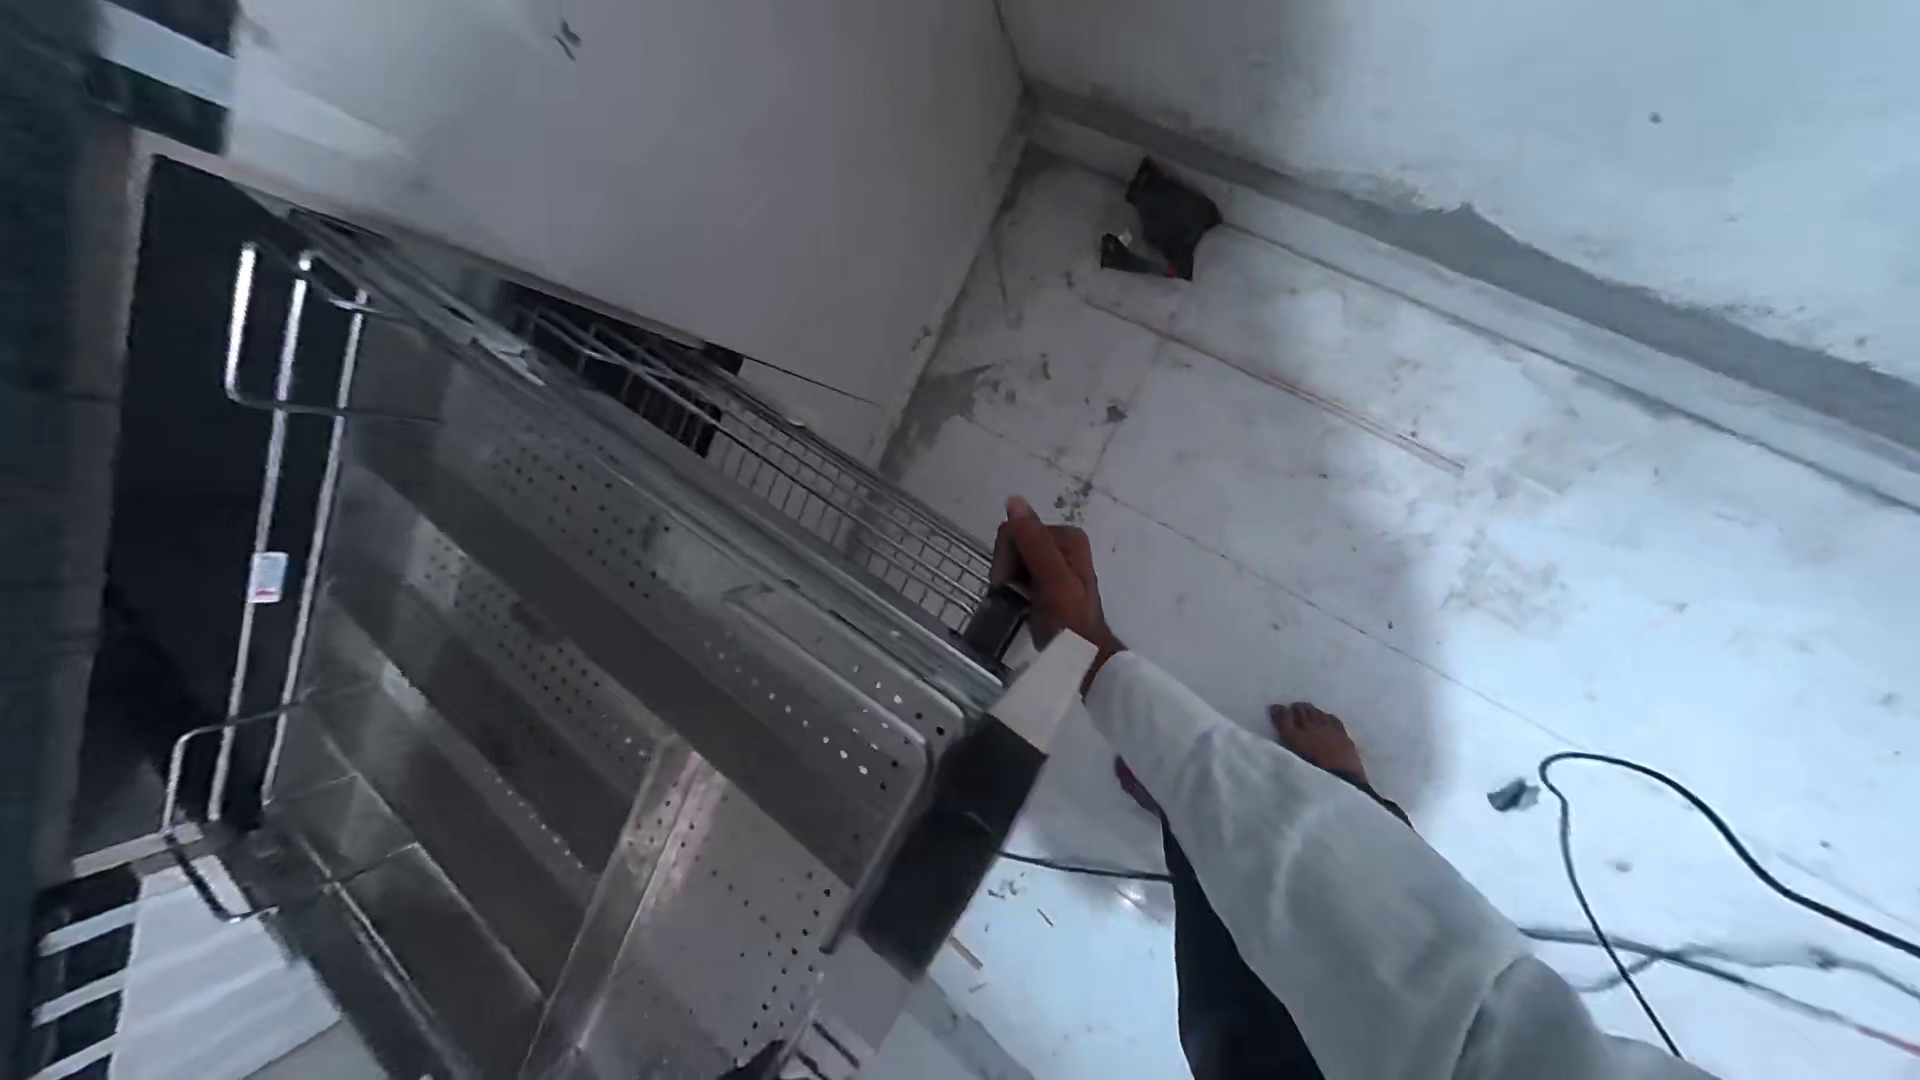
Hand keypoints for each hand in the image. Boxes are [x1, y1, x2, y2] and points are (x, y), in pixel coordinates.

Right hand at [991, 496, 1125, 691]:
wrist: (1081, 658)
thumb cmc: (1068, 622)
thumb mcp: (1051, 580)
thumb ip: (1033, 541)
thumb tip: (1014, 500)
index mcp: (1066, 535)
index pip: (1014, 530)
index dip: (1007, 558)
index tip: (1015, 584)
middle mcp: (1061, 541)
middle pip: (1012, 542)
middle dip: (1007, 568)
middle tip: (1018, 595)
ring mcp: (1052, 560)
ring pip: (1010, 558)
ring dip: (1007, 580)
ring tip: (1021, 601)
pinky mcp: (1044, 577)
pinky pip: (1015, 571)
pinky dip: (1012, 586)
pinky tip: (1020, 601)